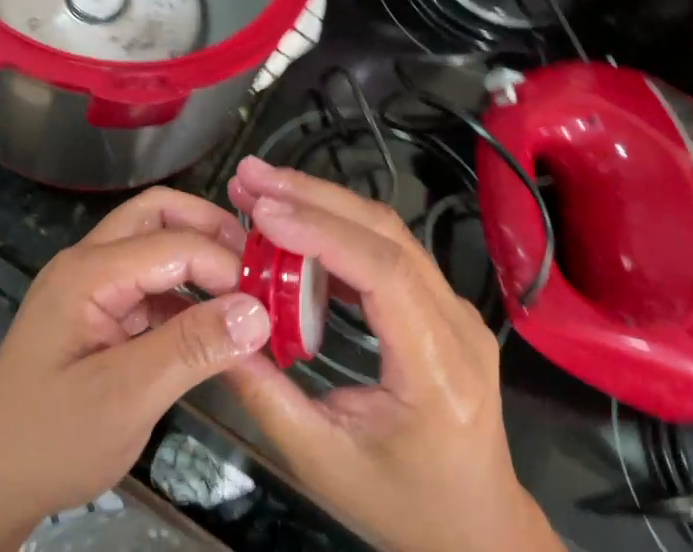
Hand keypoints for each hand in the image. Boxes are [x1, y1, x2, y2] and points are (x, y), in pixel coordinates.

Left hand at [0, 188, 270, 532]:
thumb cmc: (51, 438)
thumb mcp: (125, 396)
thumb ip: (190, 348)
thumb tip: (258, 311)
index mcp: (87, 273)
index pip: (171, 242)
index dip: (226, 264)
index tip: (274, 301)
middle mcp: (86, 266)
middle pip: (155, 217)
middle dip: (210, 232)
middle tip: (262, 270)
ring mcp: (89, 290)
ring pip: (151, 247)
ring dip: (199, 263)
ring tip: (250, 297)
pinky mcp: (96, 317)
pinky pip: (147, 288)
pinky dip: (184, 298)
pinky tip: (216, 329)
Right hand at [224, 158, 564, 551]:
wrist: (477, 529)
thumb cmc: (403, 502)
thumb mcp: (322, 458)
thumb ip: (264, 391)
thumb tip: (216, 325)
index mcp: (438, 368)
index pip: (384, 273)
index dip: (320, 232)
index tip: (261, 210)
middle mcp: (457, 325)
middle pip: (387, 235)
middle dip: (312, 196)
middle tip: (248, 176)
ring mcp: (454, 312)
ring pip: (388, 234)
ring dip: (321, 203)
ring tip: (260, 188)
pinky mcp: (440, 309)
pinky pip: (387, 253)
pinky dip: (335, 231)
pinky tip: (292, 225)